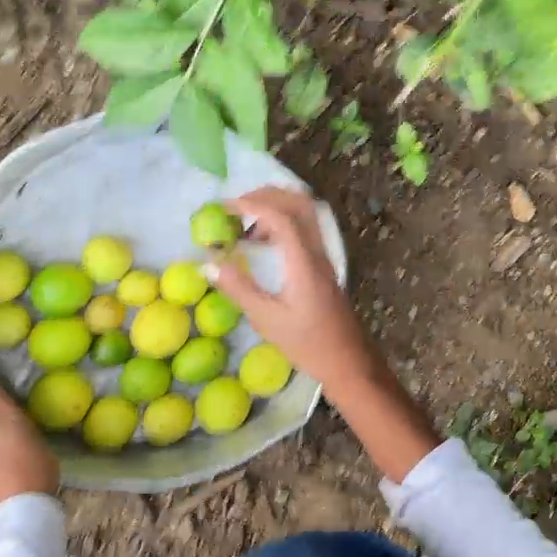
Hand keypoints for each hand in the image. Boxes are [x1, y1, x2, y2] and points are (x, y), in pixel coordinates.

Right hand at [206, 186, 372, 386]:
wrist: (348, 360)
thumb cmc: (307, 344)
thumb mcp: (267, 319)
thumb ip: (239, 288)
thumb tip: (208, 263)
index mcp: (304, 262)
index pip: (282, 217)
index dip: (253, 204)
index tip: (224, 206)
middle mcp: (317, 252)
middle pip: (299, 204)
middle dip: (267, 195)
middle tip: (235, 206)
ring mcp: (323, 257)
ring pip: (305, 214)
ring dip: (275, 208)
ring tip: (243, 226)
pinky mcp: (322, 266)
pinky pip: (304, 230)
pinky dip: (281, 224)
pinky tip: (260, 245)